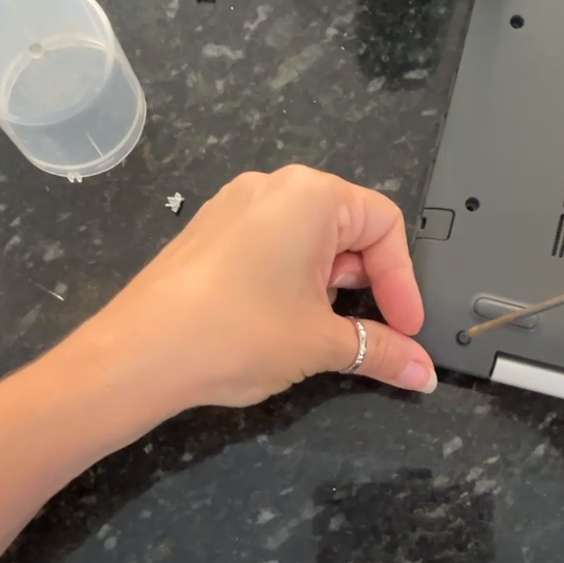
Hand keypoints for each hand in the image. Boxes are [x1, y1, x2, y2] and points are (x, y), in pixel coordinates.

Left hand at [78, 165, 436, 409]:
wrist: (137, 355)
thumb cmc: (237, 334)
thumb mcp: (320, 344)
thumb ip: (381, 351)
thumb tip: (425, 374)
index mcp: (310, 196)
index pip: (384, 225)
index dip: (404, 282)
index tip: (407, 330)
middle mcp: (272, 187)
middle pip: (347, 228)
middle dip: (366, 285)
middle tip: (363, 332)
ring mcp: (234, 206)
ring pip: (308, 241)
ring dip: (330, 288)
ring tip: (318, 332)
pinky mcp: (210, 233)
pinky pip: (272, 248)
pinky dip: (293, 282)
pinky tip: (279, 322)